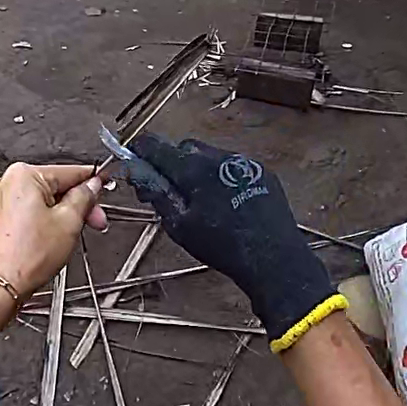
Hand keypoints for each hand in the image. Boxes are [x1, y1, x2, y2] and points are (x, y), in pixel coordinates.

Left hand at [0, 163, 106, 298]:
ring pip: (43, 202)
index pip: (70, 171)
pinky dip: (45, 224)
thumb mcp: (69, 222)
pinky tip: (53, 242)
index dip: (93, 181)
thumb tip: (92, 187)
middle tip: (95, 220)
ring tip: (72, 236)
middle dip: (79, 204)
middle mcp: (7, 184)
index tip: (105, 184)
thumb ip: (85, 198)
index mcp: (24, 175)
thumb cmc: (22, 257)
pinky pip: (30, 215)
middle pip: (56, 187)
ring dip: (63, 216)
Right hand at [122, 134, 334, 341]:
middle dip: (171, 161)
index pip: (157, 147)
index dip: (141, 150)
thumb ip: (157, 193)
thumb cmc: (222, 246)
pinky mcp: (261, 171)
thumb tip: (136, 171)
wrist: (273, 258)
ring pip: (210, 154)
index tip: (133, 156)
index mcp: (194, 169)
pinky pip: (232, 165)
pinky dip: (220, 175)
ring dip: (197, 168)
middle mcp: (219, 157)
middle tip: (165, 186)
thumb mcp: (179, 225)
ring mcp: (243, 162)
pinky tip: (223, 200)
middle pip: (185, 148)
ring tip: (197, 198)